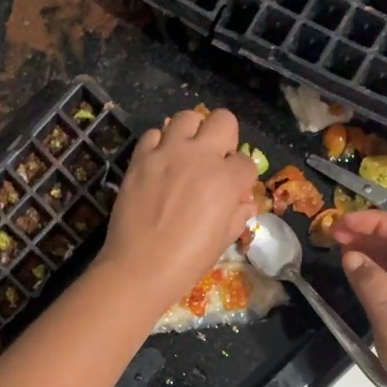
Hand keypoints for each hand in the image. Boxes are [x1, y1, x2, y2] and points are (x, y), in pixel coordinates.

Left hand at [99, 108, 260, 305]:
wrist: (140, 268)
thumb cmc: (186, 262)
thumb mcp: (222, 242)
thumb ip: (237, 216)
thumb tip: (245, 204)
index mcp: (226, 180)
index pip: (246, 162)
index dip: (241, 177)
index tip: (233, 191)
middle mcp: (200, 157)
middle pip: (224, 121)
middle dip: (225, 138)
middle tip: (214, 160)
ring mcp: (168, 154)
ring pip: (187, 117)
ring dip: (192, 133)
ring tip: (185, 155)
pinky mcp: (141, 159)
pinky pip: (153, 135)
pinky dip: (159, 144)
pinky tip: (159, 163)